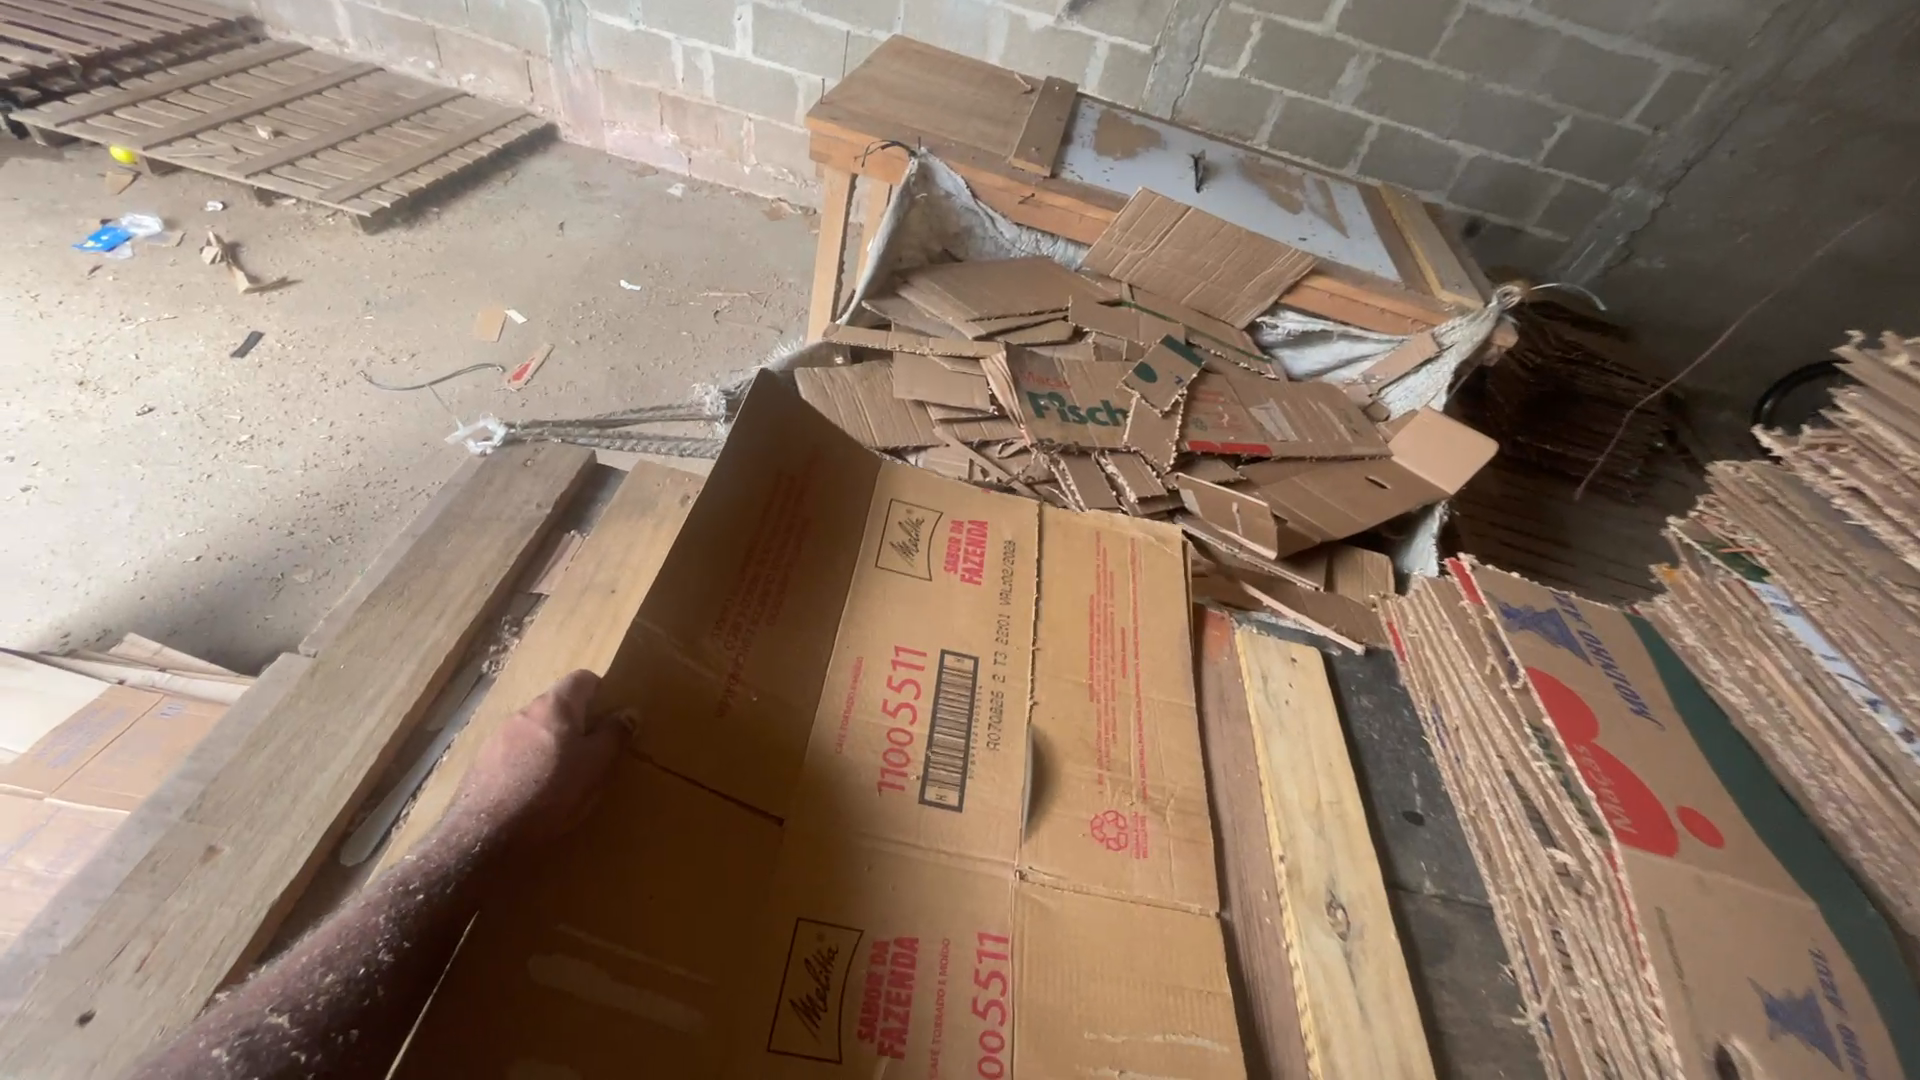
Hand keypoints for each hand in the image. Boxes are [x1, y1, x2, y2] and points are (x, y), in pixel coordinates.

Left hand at [450, 669, 629, 847]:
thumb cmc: (551, 792)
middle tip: (592, 751)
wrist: (484, 834)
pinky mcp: (481, 762)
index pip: (582, 678)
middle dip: (576, 722)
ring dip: (551, 743)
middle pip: (558, 705)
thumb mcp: (596, 764)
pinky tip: (533, 791)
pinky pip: (515, 751)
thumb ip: (615, 734)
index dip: (600, 692)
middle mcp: (524, 711)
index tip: (610, 717)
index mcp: (555, 705)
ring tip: (561, 776)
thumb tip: (629, 712)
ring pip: (535, 729)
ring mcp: (498, 736)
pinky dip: (528, 762)